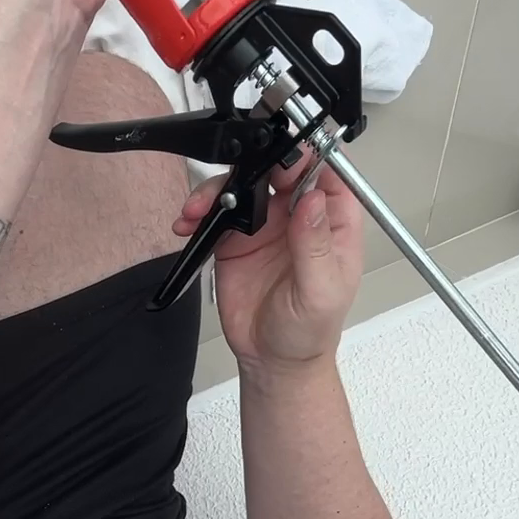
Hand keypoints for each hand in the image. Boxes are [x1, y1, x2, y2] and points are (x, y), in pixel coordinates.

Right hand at [176, 160, 366, 373]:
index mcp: (332, 221)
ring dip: (216, 191)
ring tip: (195, 209)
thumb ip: (314, 245)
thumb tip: (312, 199)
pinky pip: (216, 217)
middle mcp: (298, 216)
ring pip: (242, 188)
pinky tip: (187, 223)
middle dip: (250, 166)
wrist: (272, 360)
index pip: (324, 172)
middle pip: (276, 170)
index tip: (280, 160)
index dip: (303, 158)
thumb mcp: (320, 291)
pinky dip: (198, 215)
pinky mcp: (233, 243)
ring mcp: (263, 227)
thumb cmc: (309, 330)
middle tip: (230, 182)